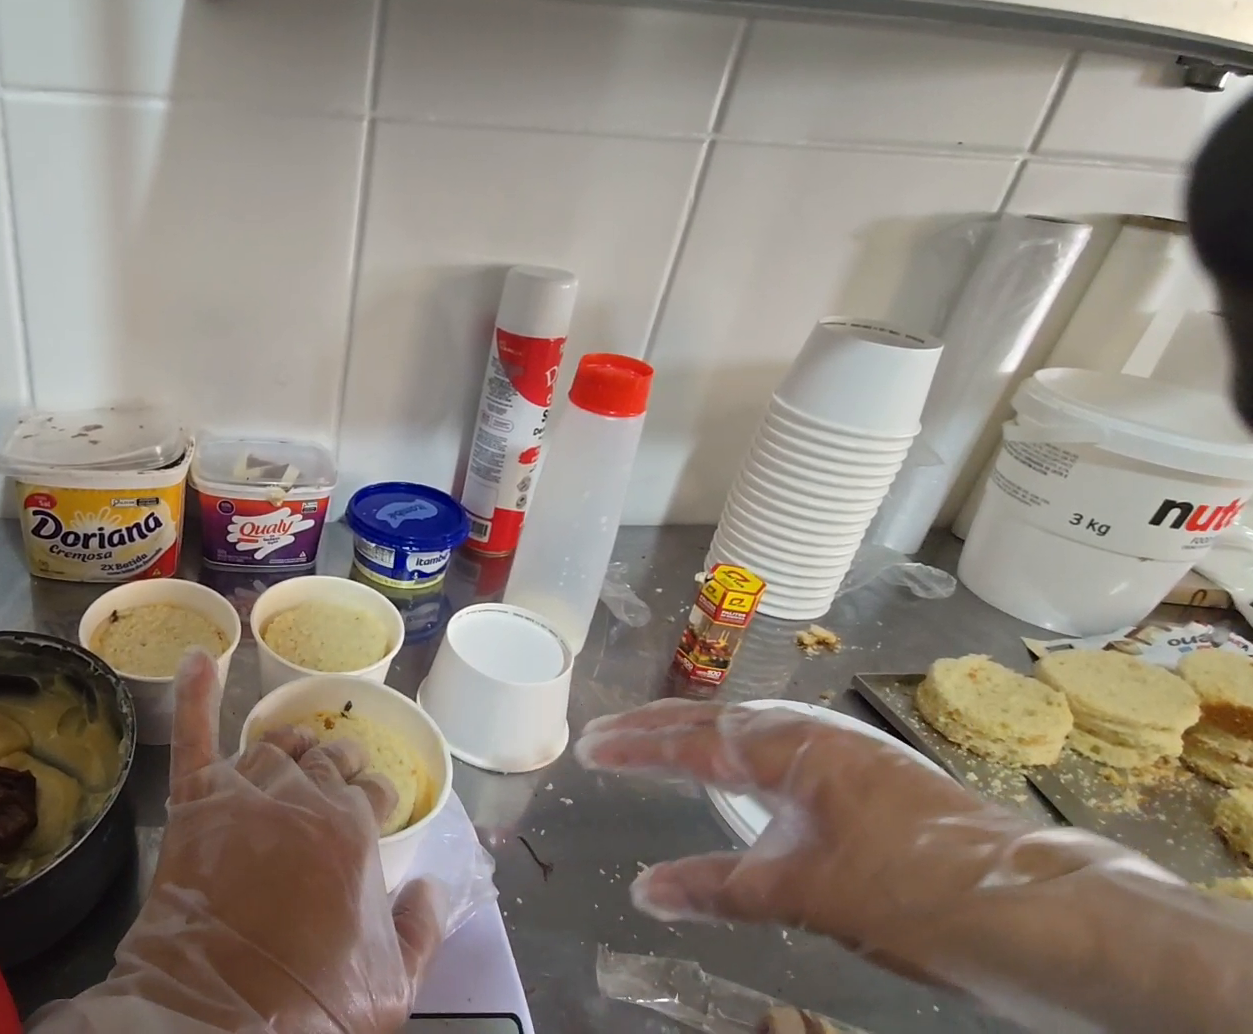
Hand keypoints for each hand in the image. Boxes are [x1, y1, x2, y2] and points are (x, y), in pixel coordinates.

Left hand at [32, 651, 441, 1032]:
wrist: (222, 1020)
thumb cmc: (314, 1003)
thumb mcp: (393, 984)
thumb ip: (421, 929)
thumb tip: (431, 886)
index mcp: (353, 830)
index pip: (374, 789)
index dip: (378, 796)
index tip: (376, 807)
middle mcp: (302, 797)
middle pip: (327, 759)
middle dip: (341, 761)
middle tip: (342, 772)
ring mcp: (245, 793)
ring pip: (272, 747)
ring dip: (291, 743)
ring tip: (300, 746)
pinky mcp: (196, 804)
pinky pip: (195, 737)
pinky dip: (195, 694)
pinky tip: (196, 657)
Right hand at [576, 698, 1003, 962]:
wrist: (1046, 913)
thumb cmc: (915, 892)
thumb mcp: (804, 893)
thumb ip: (717, 888)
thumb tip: (643, 893)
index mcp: (786, 747)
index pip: (689, 742)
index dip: (634, 747)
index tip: (588, 748)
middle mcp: (808, 734)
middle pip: (712, 720)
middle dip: (654, 727)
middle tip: (604, 733)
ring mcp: (842, 750)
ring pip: (747, 728)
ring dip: (695, 732)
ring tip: (656, 739)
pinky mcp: (865, 773)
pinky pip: (777, 744)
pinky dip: (736, 749)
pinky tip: (740, 766)